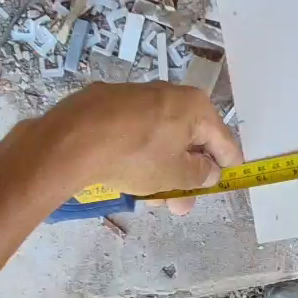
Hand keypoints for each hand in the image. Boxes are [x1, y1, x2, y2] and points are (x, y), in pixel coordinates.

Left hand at [36, 82, 241, 213]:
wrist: (70, 141)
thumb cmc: (135, 157)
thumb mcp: (175, 175)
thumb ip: (200, 175)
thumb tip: (209, 171)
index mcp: (194, 106)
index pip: (223, 140)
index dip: (227, 165)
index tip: (226, 182)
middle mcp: (169, 92)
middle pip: (188, 139)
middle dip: (185, 175)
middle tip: (178, 205)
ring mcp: (135, 94)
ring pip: (159, 137)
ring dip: (160, 168)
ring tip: (147, 198)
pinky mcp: (106, 102)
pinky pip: (134, 130)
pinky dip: (137, 152)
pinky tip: (125, 175)